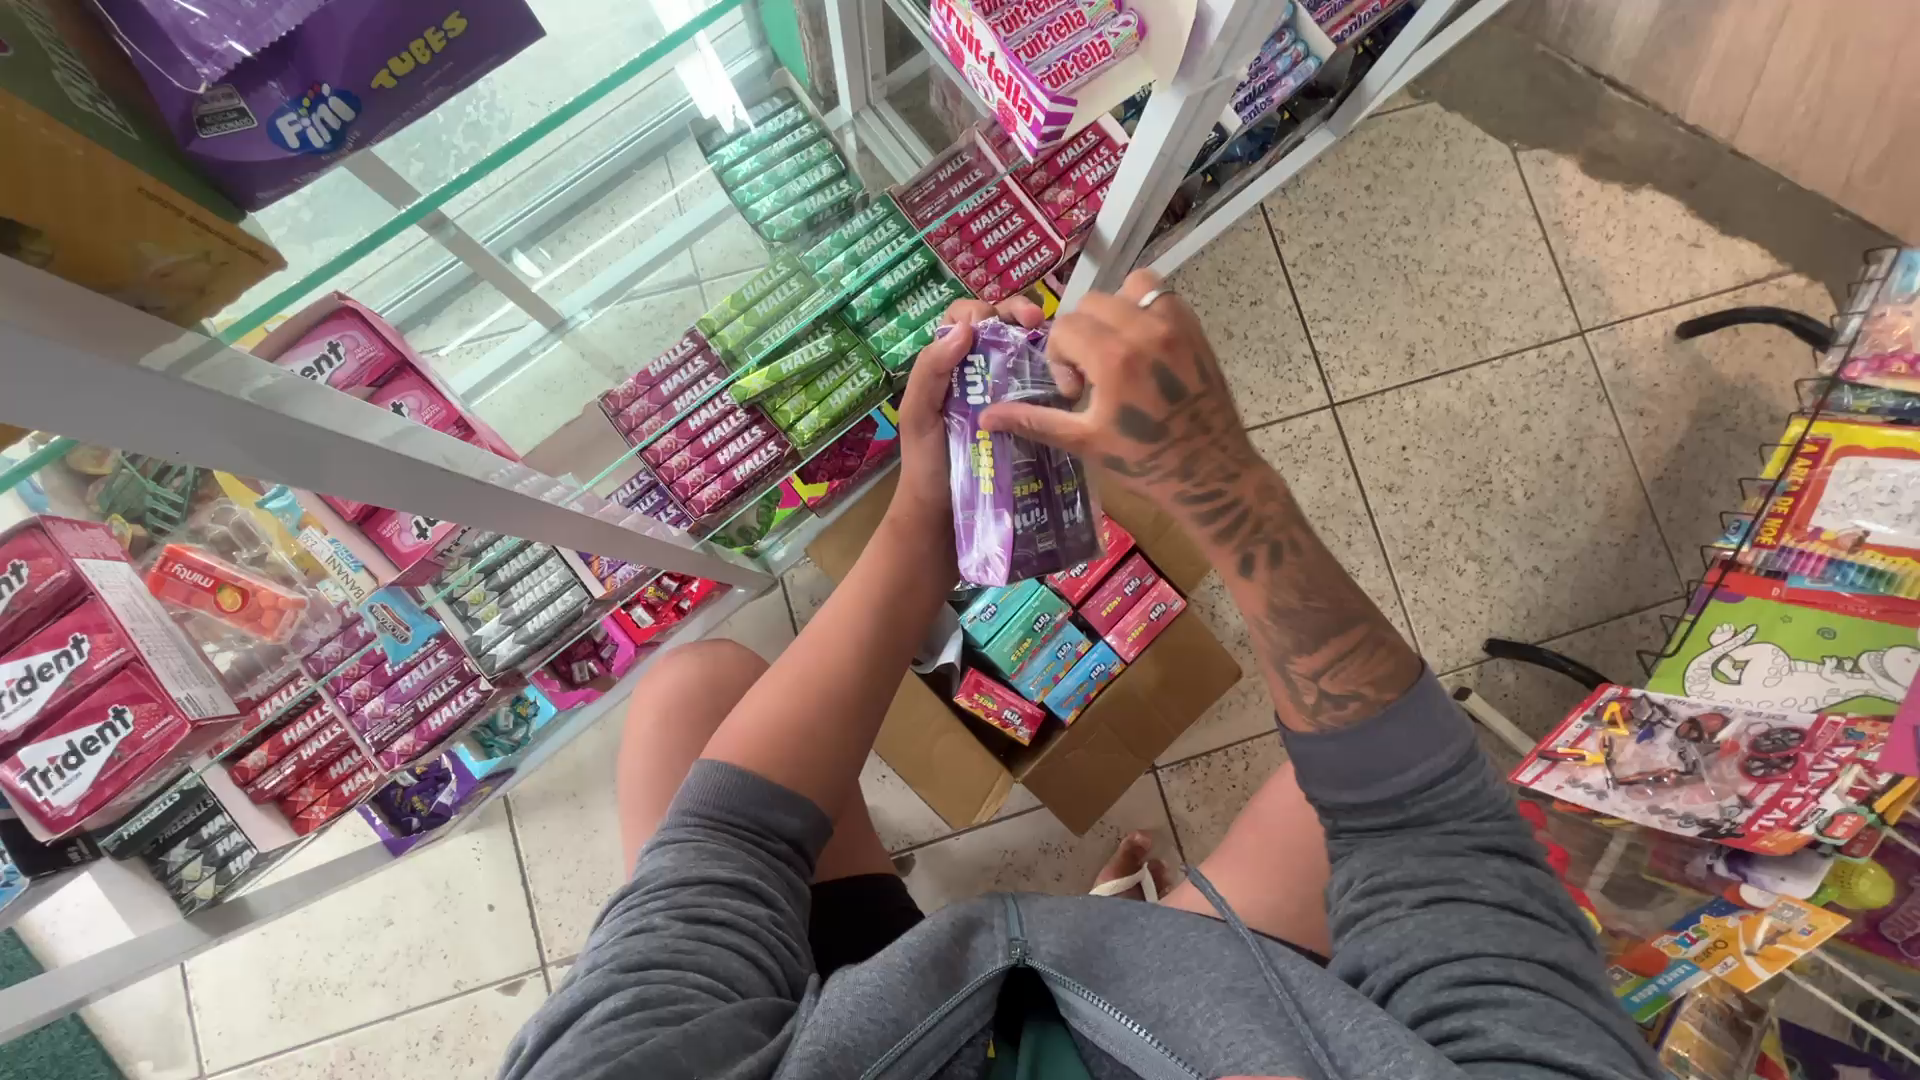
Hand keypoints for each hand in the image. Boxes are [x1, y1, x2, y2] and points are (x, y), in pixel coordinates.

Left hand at [884, 294, 1046, 556]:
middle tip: (1039, 323)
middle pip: (1001, 328)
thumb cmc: (928, 465)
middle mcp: (978, 373)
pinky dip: (1056, 374)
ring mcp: (1006, 394)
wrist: (947, 517)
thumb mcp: (919, 414)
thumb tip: (966, 327)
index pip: (966, 319)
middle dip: (1021, 313)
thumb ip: (931, 369)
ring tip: (1057, 343)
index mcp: (949, 366)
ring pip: (1025, 351)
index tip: (1003, 321)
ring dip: (1042, 339)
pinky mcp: (1028, 418)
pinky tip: (1068, 375)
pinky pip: (1044, 386)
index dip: (986, 310)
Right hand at [980, 270, 1272, 555]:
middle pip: (1090, 304)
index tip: (1074, 391)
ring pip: (1126, 288)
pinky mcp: (1195, 328)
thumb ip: (1033, 420)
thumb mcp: (1083, 442)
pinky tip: (1141, 346)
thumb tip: (984, 417)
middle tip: (1091, 374)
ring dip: (1111, 313)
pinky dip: (1144, 308)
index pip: (1065, 328)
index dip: (1059, 359)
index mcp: (1114, 358)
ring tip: (1115, 351)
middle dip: (1080, 334)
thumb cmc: (1143, 462)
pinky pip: (1161, 293)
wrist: (1208, 472)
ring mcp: (1175, 325)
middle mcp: (1145, 330)